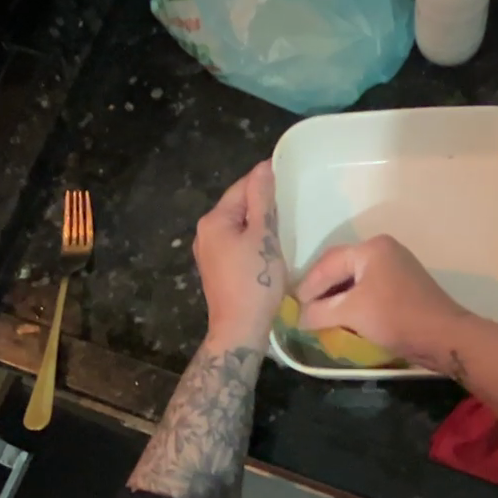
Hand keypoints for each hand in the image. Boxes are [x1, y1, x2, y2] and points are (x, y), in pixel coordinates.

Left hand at [195, 161, 285, 348]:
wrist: (239, 329)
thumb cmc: (255, 281)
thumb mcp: (263, 237)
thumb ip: (262, 200)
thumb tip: (263, 167)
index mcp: (214, 220)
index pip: (242, 187)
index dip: (265, 180)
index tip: (290, 176)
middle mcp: (205, 233)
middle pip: (237, 206)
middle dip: (262, 203)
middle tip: (292, 202)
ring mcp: (208, 253)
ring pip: (237, 227)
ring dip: (258, 224)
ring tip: (284, 224)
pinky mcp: (216, 270)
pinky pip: (236, 245)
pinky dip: (252, 241)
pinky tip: (269, 248)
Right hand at [295, 235, 473, 373]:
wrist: (443, 336)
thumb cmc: (395, 317)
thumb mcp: (351, 313)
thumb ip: (320, 312)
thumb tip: (299, 317)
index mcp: (371, 248)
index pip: (328, 262)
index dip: (307, 285)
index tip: (292, 306)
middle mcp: (384, 251)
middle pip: (341, 268)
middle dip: (321, 290)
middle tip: (302, 309)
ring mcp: (396, 268)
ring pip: (355, 280)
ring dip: (336, 298)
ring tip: (318, 315)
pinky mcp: (403, 288)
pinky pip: (369, 290)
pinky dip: (352, 303)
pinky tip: (342, 318)